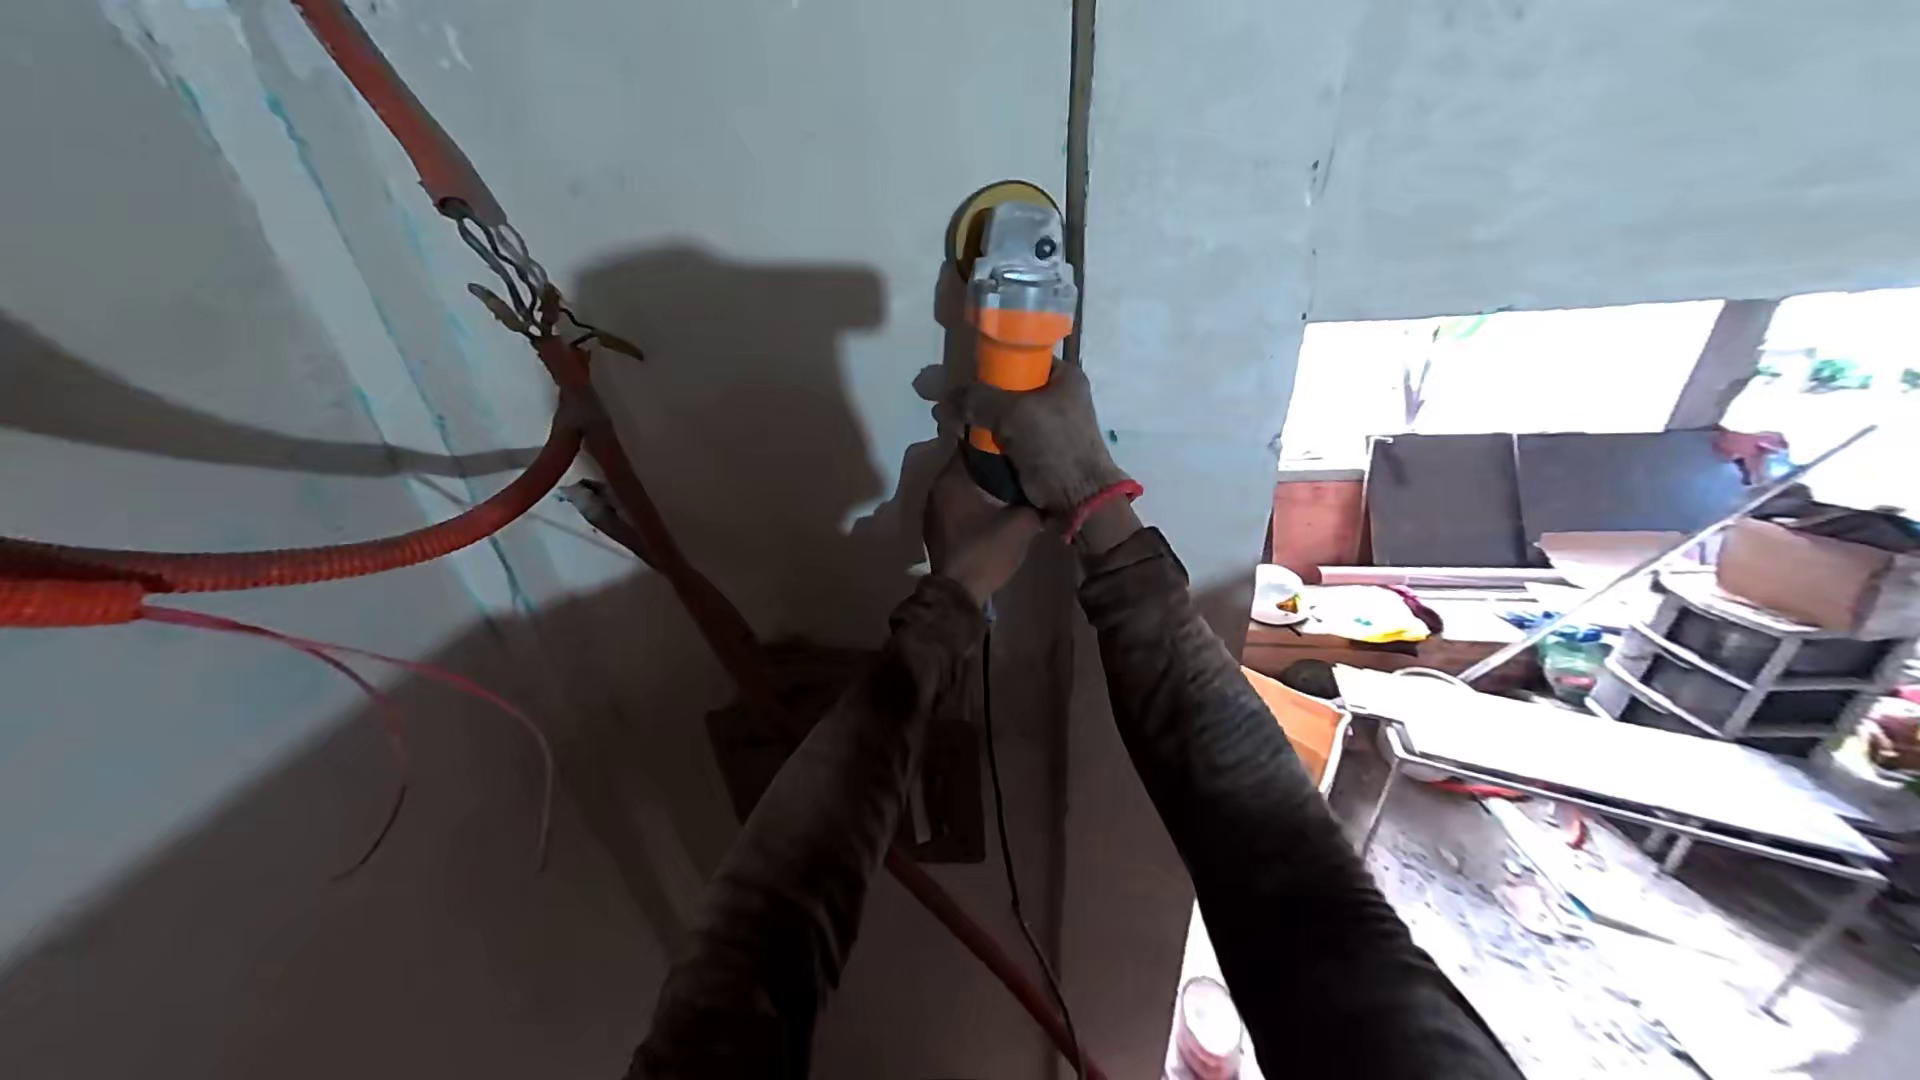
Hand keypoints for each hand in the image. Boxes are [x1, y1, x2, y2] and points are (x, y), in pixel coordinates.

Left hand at [924, 450, 1043, 603]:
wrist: (958, 593)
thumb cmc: (986, 551)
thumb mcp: (1022, 525)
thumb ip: (1038, 505)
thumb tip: (1052, 495)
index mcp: (952, 479)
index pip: (974, 445)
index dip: (997, 442)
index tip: (1018, 443)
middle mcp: (937, 488)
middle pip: (968, 465)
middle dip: (993, 465)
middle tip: (1020, 464)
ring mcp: (933, 509)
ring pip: (963, 486)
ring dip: (984, 485)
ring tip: (1012, 485)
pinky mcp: (937, 527)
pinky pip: (958, 503)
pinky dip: (975, 501)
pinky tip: (995, 507)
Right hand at [955, 360, 1131, 515]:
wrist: (1080, 500)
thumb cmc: (1055, 447)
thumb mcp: (1014, 414)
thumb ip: (978, 399)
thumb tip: (943, 400)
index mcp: (1064, 377)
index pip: (1020, 358)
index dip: (990, 364)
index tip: (963, 376)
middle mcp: (1058, 397)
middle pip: (1008, 389)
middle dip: (978, 398)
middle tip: (952, 407)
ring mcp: (1048, 427)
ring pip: (1004, 416)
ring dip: (979, 422)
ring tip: (952, 426)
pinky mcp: (1038, 452)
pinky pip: (1006, 439)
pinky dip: (987, 441)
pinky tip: (965, 443)